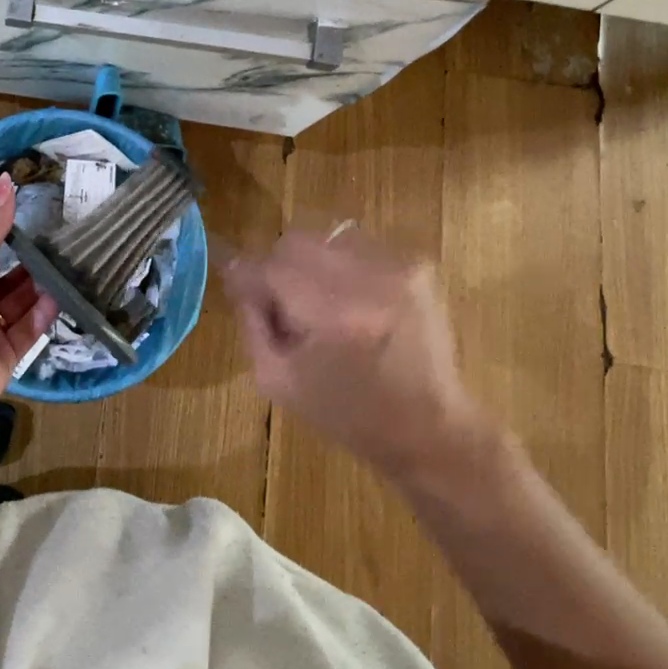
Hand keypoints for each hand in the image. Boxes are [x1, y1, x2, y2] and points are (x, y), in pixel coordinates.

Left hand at [0, 173, 59, 405]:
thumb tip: (5, 181)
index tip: (23, 219)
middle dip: (21, 263)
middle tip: (53, 241)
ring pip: (15, 304)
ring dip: (35, 286)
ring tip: (63, 263)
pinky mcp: (4, 356)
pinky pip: (26, 329)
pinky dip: (42, 313)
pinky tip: (60, 295)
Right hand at [222, 227, 495, 482]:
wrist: (429, 429)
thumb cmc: (347, 414)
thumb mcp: (276, 379)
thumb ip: (251, 321)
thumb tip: (238, 276)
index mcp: (333, 315)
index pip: (269, 267)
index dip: (247, 276)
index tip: (239, 290)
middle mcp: (369, 279)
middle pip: (296, 242)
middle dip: (279, 269)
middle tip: (283, 306)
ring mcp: (398, 268)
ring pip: (325, 239)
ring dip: (311, 266)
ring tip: (322, 306)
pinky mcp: (417, 267)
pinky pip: (357, 248)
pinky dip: (342, 269)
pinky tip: (353, 305)